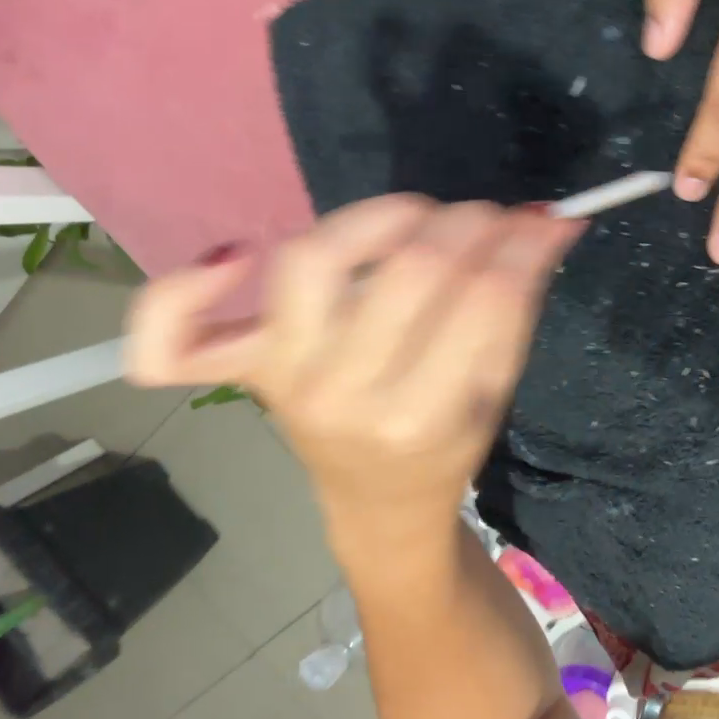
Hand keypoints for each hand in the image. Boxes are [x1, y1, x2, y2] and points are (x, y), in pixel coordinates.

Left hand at [125, 197, 583, 516]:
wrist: (379, 502)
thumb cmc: (447, 447)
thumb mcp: (497, 392)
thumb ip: (517, 307)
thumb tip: (545, 223)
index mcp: (424, 417)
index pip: (485, 300)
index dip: (523, 245)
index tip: (546, 218)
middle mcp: (344, 396)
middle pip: (413, 270)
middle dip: (469, 224)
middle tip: (493, 217)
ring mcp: (284, 379)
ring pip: (314, 263)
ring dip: (377, 219)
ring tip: (418, 216)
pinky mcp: (242, 372)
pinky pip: (172, 341)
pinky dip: (181, 292)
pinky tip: (233, 256)